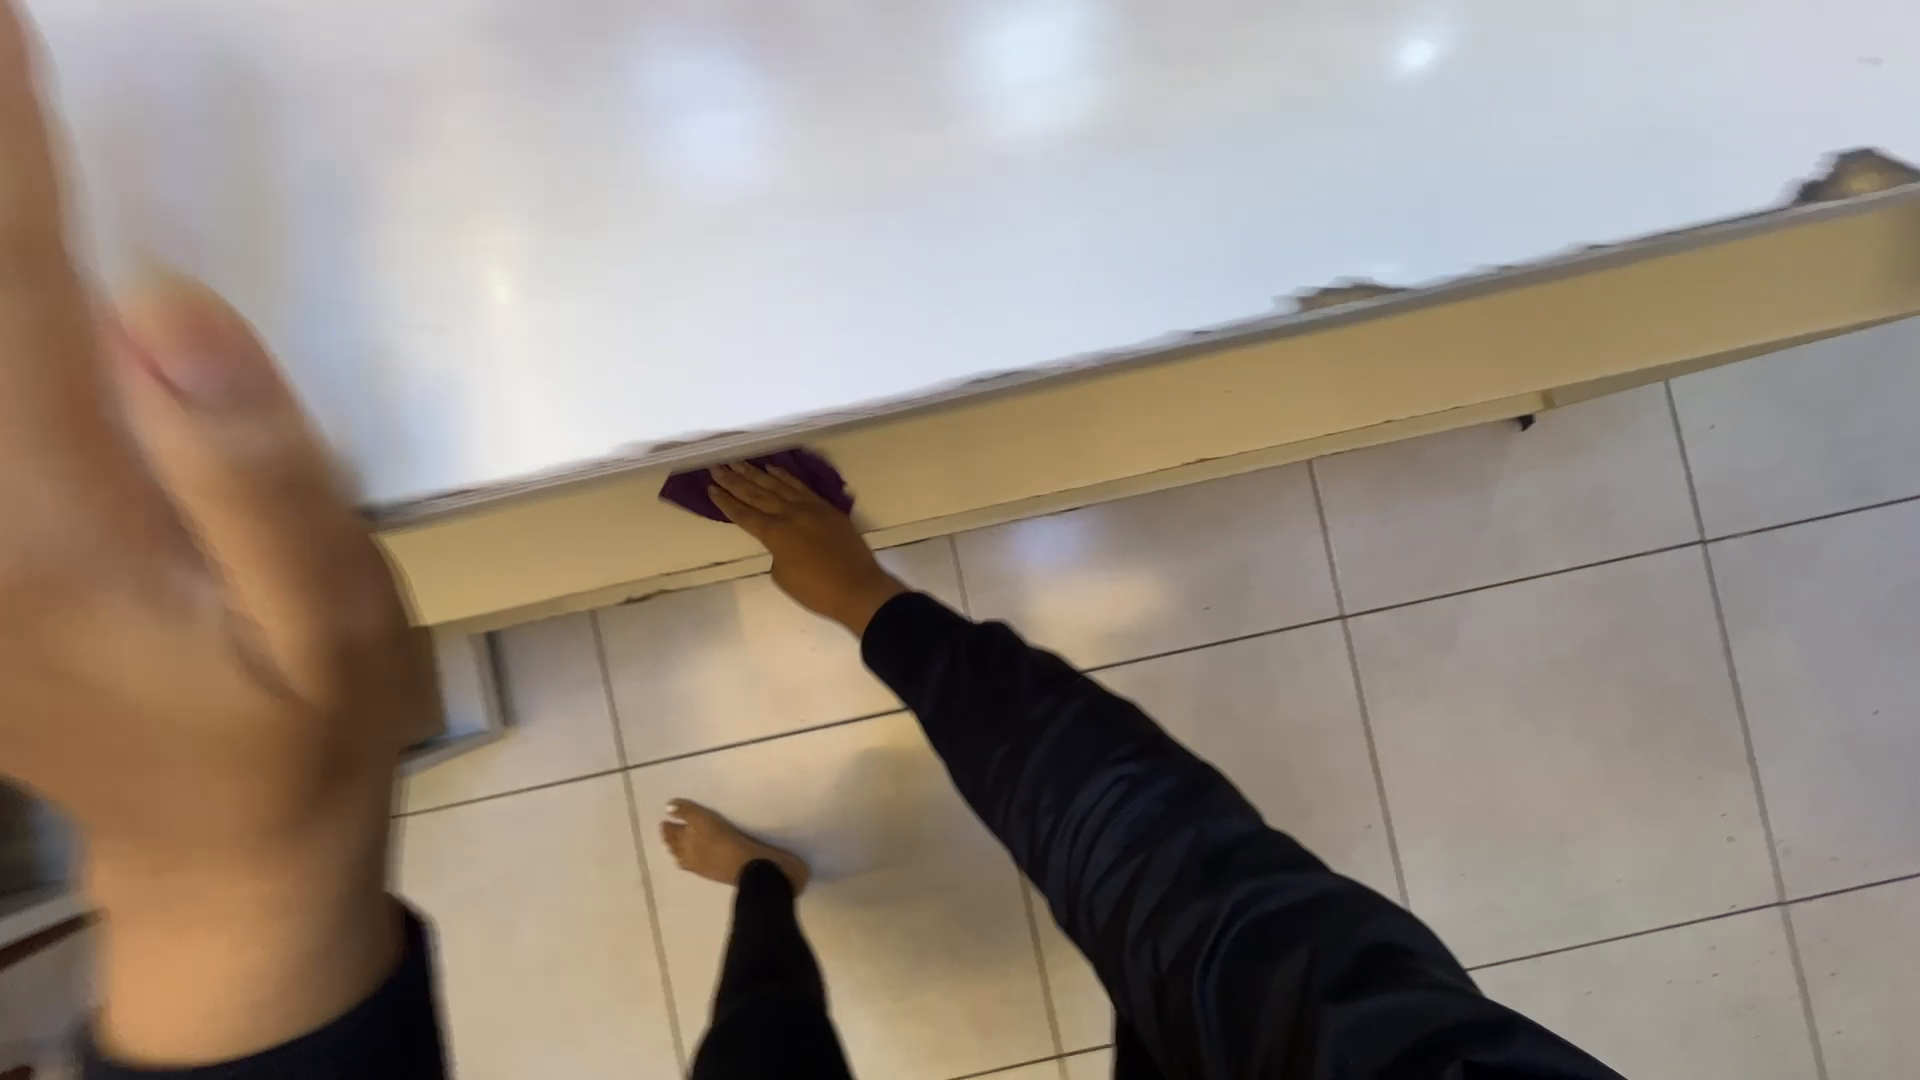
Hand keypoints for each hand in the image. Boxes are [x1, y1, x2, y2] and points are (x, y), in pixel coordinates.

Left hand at [0, 6, 433, 1065]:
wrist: (229, 835)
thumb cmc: (310, 725)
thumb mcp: (331, 620)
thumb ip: (262, 478)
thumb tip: (168, 309)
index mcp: (51, 520)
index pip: (9, 290)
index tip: (7, 28)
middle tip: (2, 55)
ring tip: (2, 149)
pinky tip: (25, 298)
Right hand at [708, 463, 907, 634]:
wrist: (858, 588)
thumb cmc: (817, 591)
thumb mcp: (783, 576)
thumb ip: (775, 553)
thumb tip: (780, 542)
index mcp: (774, 533)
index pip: (743, 514)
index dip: (726, 501)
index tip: (711, 488)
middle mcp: (789, 514)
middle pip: (756, 493)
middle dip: (734, 481)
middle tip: (717, 467)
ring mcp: (810, 508)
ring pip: (777, 485)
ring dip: (756, 473)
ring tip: (738, 463)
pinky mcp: (827, 508)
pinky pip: (801, 487)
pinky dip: (785, 477)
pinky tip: (773, 469)